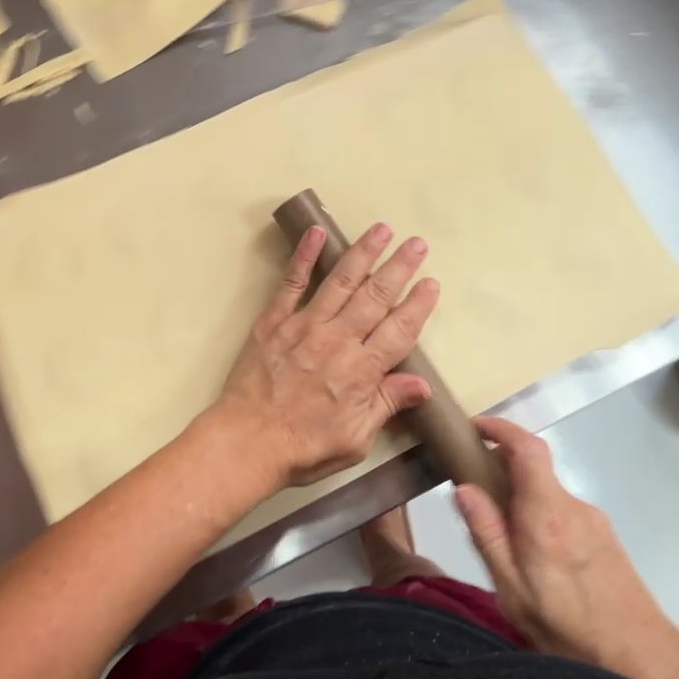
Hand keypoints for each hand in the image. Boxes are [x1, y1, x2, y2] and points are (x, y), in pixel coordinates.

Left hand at [210, 223, 439, 487]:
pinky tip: (316, 233)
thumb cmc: (304, 448)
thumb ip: (386, 405)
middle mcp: (337, 341)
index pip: (399, 331)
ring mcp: (304, 326)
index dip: (418, 306)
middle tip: (416, 243)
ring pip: (340, 282)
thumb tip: (422, 384)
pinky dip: (304, 256)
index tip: (431, 283)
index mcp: (361, 372)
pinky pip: (291, 283)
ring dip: (363, 253)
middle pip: (376, 297)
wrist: (247, 441)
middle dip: (399, 268)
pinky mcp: (273, 321)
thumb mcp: (356, 439)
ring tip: (381, 229)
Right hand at [455, 418, 677, 676]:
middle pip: (533, 471)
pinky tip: (539, 565)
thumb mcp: (511, 587)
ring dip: (523, 505)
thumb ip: (487, 534)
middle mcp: (574, 507)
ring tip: (509, 551)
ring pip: (548, 496)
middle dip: (502, 476)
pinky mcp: (606, 538)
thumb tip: (463, 488)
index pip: (527, 448)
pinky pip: (564, 515)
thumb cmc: (566, 626)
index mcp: (546, 513)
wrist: (642, 661)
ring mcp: (595, 521)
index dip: (501, 428)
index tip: (475, 428)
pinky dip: (542, 521)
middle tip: (478, 506)